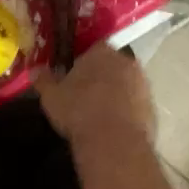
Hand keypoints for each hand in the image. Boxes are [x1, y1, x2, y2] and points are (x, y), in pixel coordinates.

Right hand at [35, 46, 155, 151]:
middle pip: (111, 65)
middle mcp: (127, 62)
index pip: (92, 47)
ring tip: (98, 114)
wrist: (114, 141)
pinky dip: (126, 112)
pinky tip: (112, 127)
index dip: (82, 61)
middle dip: (100, 76)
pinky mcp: (152, 107)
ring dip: (115, 94)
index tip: (73, 76)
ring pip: (126, 84)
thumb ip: (44, 80)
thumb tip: (35, 70)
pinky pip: (135, 105)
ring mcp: (143, 84)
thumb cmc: (78, 111)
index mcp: (101, 52)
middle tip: (84, 95)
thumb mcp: (51, 96)